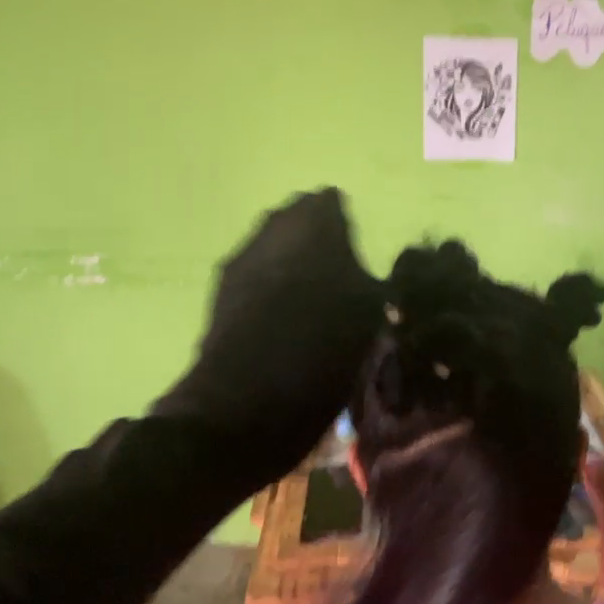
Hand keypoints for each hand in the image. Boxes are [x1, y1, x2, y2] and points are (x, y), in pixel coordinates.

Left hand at [152, 187, 383, 482]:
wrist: (248, 401)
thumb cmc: (325, 351)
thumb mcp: (373, 316)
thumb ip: (380, 284)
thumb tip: (382, 278)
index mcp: (316, 222)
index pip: (333, 201)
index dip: (348, 224)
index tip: (360, 251)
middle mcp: (274, 227)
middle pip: (298, 218)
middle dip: (317, 238)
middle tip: (340, 272)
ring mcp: (242, 257)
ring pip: (273, 244)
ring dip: (292, 260)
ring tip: (313, 297)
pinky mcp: (221, 289)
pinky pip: (255, 272)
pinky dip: (271, 284)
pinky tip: (284, 317)